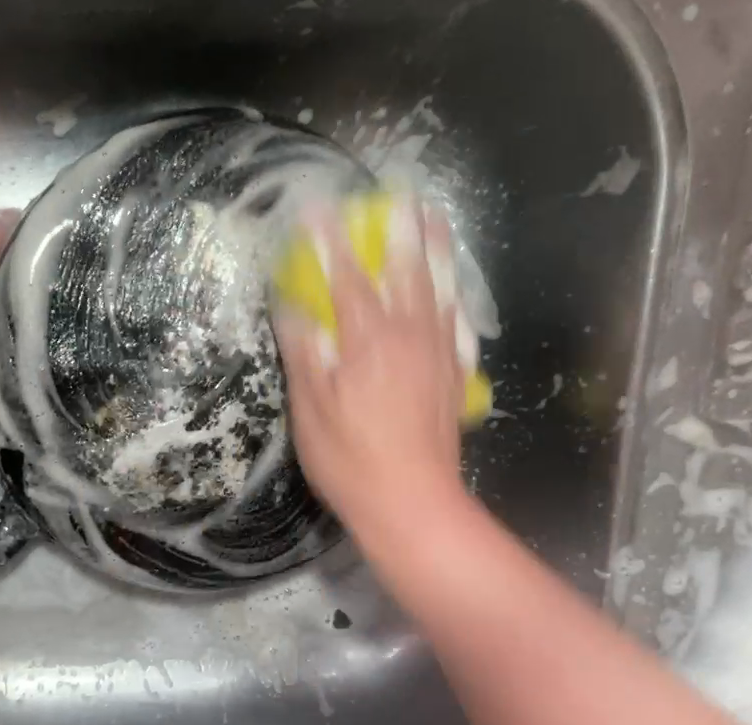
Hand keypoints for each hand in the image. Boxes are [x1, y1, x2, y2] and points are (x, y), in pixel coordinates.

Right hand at [272, 194, 469, 532]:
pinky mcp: (453, 378)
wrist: (411, 502)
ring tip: (435, 218)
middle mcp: (409, 337)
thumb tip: (293, 308)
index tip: (317, 208)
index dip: (330, 242)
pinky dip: (456, 300)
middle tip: (399, 194)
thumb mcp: (311, 411)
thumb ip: (304, 354)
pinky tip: (456, 292)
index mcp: (367, 342)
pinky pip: (458, 327)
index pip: (347, 279)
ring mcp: (437, 356)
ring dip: (437, 250)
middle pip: (406, 271)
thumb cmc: (351, 461)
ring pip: (440, 290)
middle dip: (398, 230)